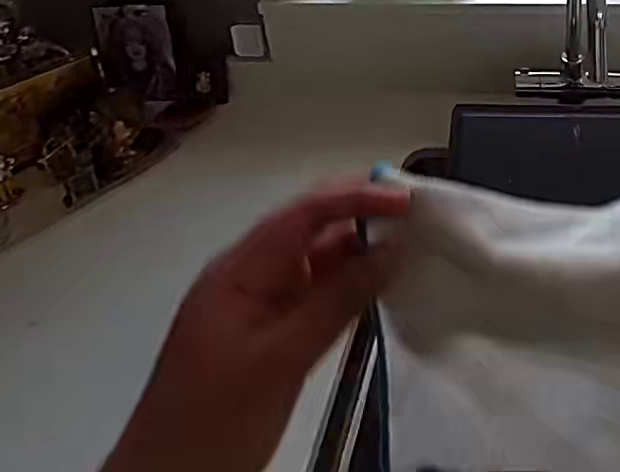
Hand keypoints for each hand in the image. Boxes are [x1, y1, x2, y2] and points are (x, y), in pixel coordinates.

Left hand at [103, 182, 409, 471]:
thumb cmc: (209, 423)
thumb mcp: (278, 360)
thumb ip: (335, 303)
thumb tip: (387, 253)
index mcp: (241, 268)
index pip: (304, 214)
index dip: (355, 197)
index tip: (401, 199)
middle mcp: (252, 272)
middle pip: (309, 225)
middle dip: (358, 210)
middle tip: (411, 211)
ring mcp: (261, 299)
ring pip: (316, 256)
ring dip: (357, 245)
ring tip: (406, 240)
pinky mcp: (271, 327)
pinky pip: (315, 289)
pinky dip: (348, 281)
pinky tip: (377, 282)